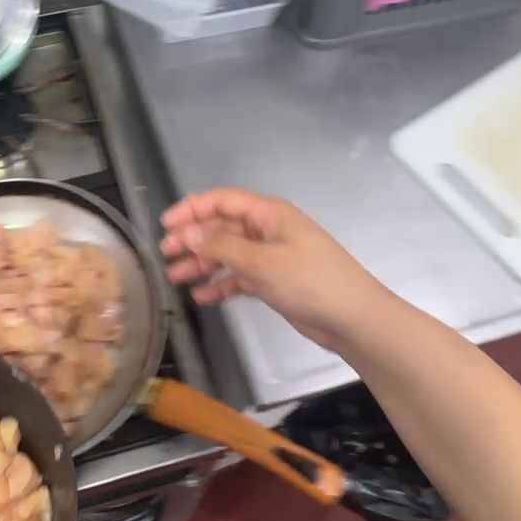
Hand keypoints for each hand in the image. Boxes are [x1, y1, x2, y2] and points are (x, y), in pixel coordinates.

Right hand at [159, 189, 385, 349]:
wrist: (354, 319)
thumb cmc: (310, 281)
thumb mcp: (262, 261)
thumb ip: (222, 246)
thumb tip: (188, 233)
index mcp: (268, 214)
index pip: (222, 201)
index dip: (192, 209)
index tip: (165, 225)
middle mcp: (268, 230)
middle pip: (222, 227)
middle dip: (193, 239)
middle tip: (165, 255)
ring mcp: (271, 256)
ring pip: (228, 254)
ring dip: (202, 263)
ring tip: (176, 278)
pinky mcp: (275, 281)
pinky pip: (240, 277)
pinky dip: (222, 284)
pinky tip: (202, 296)